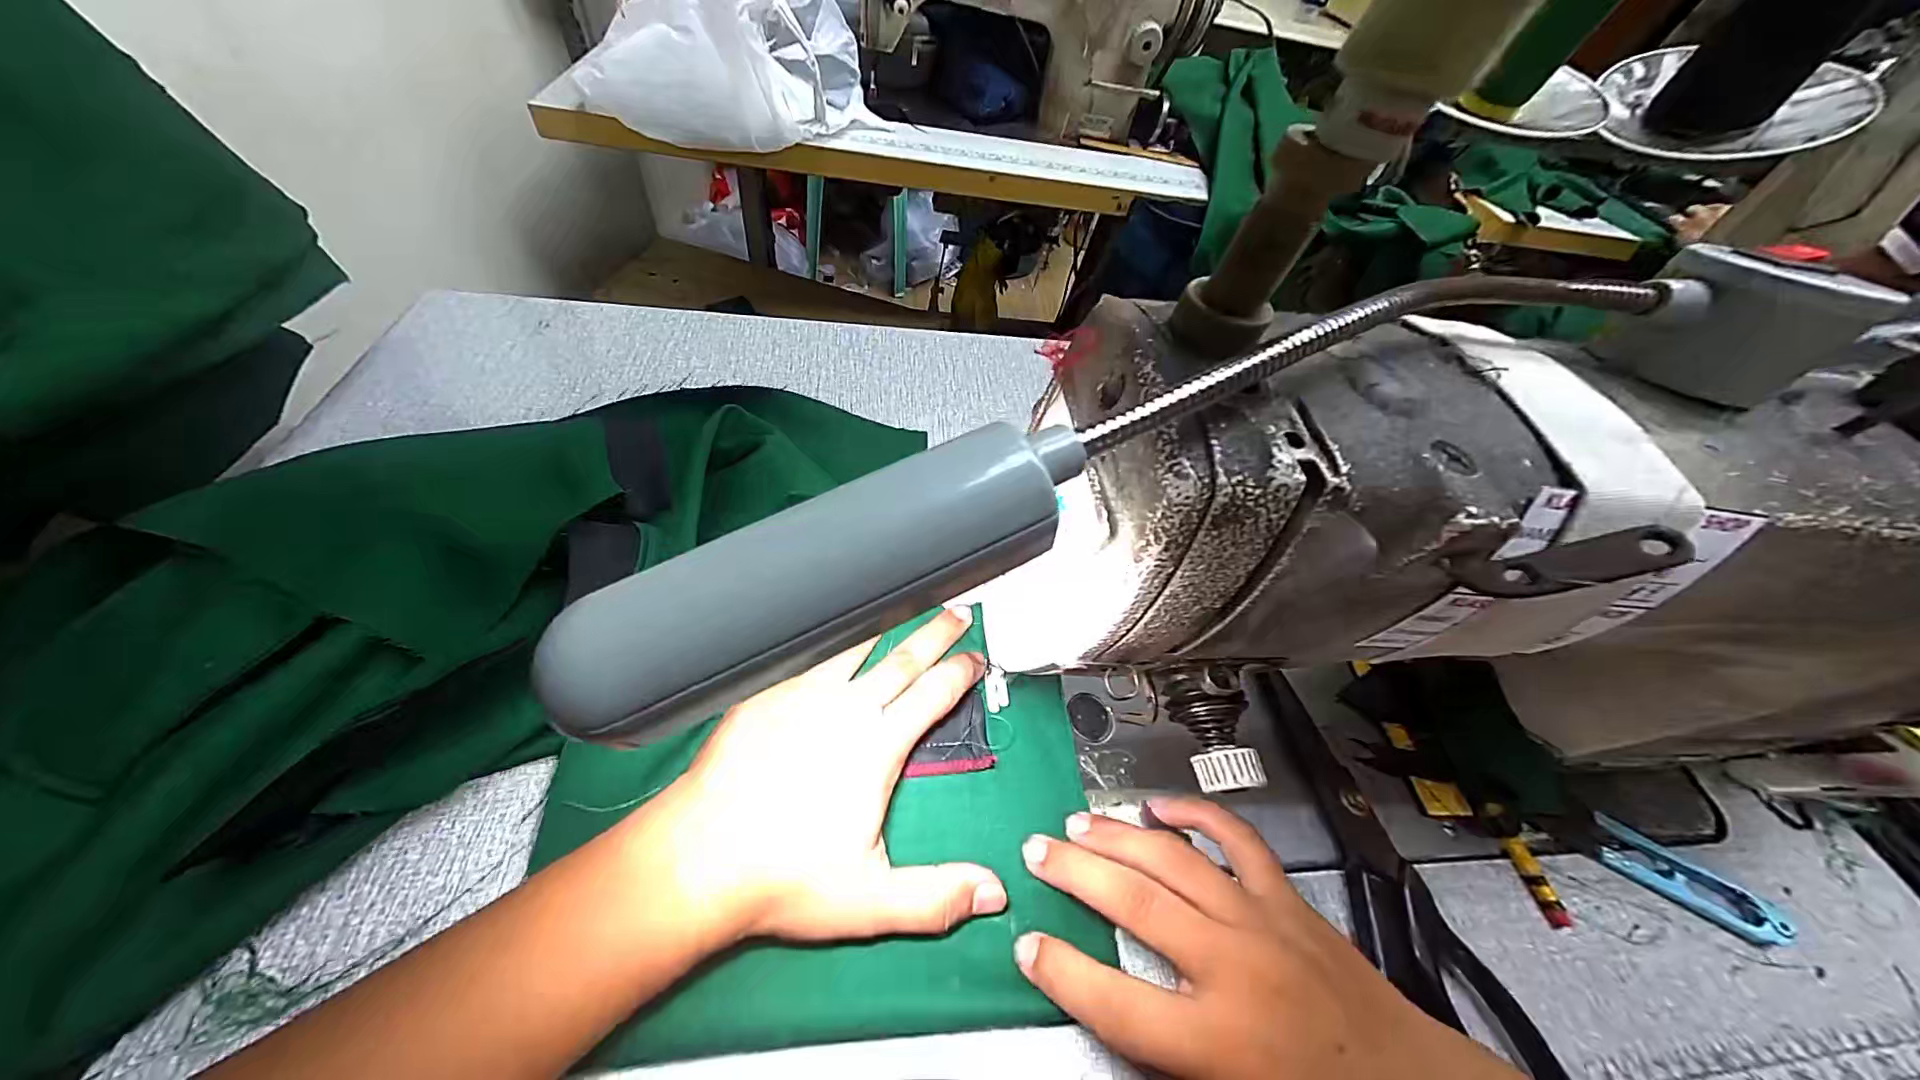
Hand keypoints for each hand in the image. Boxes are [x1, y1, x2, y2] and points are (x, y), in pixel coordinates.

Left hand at [611, 606, 1003, 945]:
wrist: (695, 857)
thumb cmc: (781, 877)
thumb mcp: (869, 898)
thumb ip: (936, 897)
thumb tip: (994, 893)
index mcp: (876, 747)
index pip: (933, 696)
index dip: (960, 672)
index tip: (976, 656)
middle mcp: (844, 711)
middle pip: (902, 660)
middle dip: (935, 634)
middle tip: (956, 613)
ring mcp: (801, 697)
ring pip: (855, 650)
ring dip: (886, 629)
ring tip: (903, 609)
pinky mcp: (765, 697)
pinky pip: (809, 658)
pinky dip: (832, 646)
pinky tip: (831, 645)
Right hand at [1013, 797, 1522, 1079]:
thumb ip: (1158, 1049)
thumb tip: (1098, 1001)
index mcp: (1216, 1041)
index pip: (1116, 1002)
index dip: (1063, 972)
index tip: (1026, 945)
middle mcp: (1232, 967)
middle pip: (1134, 905)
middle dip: (1075, 873)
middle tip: (1035, 851)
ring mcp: (1261, 920)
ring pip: (1173, 860)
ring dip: (1118, 836)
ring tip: (1078, 823)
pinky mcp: (1286, 897)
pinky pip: (1236, 839)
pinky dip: (1196, 814)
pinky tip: (1163, 803)